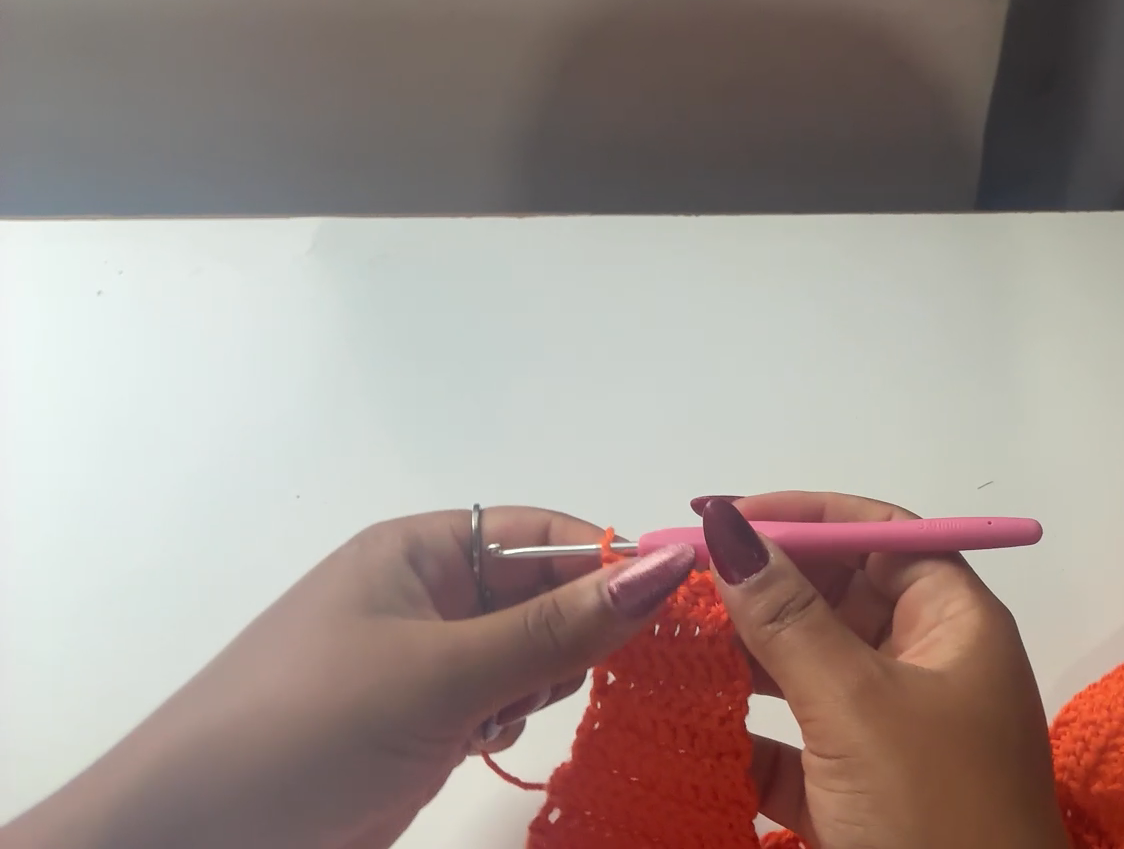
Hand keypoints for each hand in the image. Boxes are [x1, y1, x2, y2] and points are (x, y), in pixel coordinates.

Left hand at [3, 508, 693, 848]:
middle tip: (623, 658)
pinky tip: (495, 734)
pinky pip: (504, 690)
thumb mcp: (446, 673)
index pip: (542, 534)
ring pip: (532, 644)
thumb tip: (674, 564)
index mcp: (419, 552)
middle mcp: (426, 593)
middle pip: (542, 590)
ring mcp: (423, 658)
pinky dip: (517, 708)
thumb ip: (567, 624)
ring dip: (546, 672)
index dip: (608, 554)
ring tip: (520, 706)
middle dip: (579, 623)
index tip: (670, 588)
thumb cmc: (303, 734)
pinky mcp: (422, 716)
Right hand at [698, 494, 1069, 848]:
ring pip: (817, 664)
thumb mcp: (857, 704)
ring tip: (676, 637)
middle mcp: (930, 659)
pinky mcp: (865, 787)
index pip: (879, 534)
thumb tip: (730, 528)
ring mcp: (898, 725)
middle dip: (768, 585)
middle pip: (843, 593)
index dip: (806, 515)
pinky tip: (695, 717)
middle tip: (686, 580)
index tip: (728, 513)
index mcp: (953, 619)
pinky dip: (755, 731)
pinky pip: (804, 738)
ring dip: (751, 655)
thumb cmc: (933, 811)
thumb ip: (788, 617)